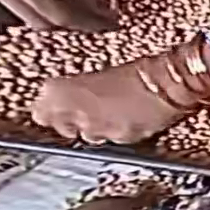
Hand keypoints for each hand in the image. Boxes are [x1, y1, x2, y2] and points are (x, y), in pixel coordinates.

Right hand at [0, 0, 115, 30]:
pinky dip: (38, 5)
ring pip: (28, 16)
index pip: (61, 18)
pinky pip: (15, 4)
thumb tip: (102, 11)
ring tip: (80, 10)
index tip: (109, 24)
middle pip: (42, 22)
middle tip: (96, 19)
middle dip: (72, 23)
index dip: (89, 24)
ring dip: (55, 16)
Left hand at [31, 55, 188, 144]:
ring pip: (90, 136)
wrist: (169, 81)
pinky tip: (132, 119)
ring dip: (99, 128)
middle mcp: (70, 112)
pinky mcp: (120, 138)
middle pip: (62, 128)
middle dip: (74, 122)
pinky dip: (122, 132)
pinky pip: (116, 139)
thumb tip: (68, 99)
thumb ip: (74, 89)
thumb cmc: (137, 71)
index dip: (54, 110)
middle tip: (91, 113)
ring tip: (116, 115)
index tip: (62, 109)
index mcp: (57, 91)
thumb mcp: (95, 73)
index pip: (40, 112)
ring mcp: (95, 128)